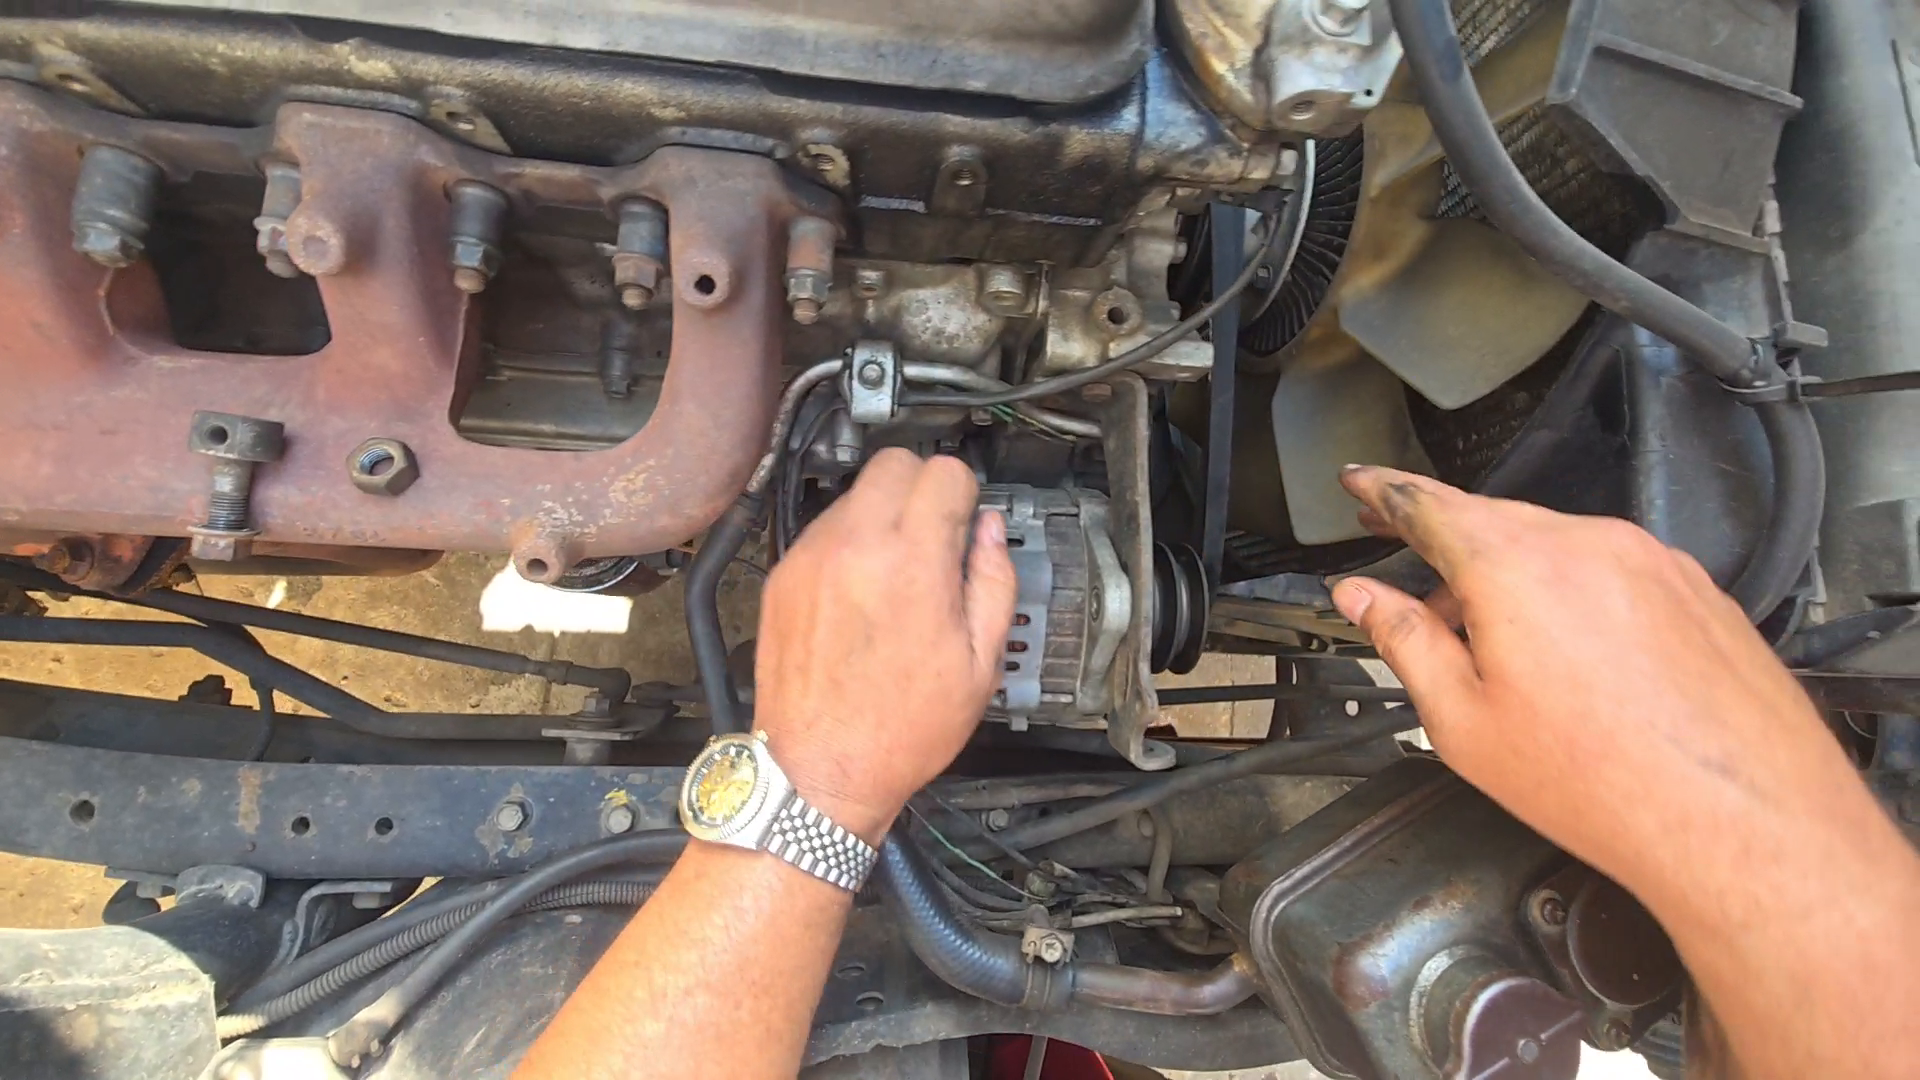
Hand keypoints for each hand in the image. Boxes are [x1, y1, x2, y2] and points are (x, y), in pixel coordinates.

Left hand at [752, 449, 1017, 842]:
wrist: (818, 770)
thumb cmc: (898, 729)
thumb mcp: (979, 663)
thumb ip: (993, 582)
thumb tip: (988, 532)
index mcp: (912, 563)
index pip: (943, 472)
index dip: (965, 493)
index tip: (965, 522)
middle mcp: (854, 547)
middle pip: (896, 463)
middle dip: (924, 488)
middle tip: (935, 536)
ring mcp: (811, 557)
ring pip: (857, 492)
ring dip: (885, 515)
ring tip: (897, 572)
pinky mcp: (784, 575)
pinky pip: (824, 529)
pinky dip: (850, 542)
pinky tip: (863, 589)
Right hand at [1327, 465, 1879, 911]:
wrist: (1754, 833)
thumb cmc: (1600, 780)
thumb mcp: (1460, 716)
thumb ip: (1402, 639)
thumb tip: (1357, 596)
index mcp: (1516, 569)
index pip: (1427, 505)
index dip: (1381, 488)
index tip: (1358, 479)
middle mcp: (1588, 546)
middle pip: (1484, 518)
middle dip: (1430, 529)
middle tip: (1388, 539)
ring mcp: (1649, 563)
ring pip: (1540, 541)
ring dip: (1489, 565)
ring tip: (1463, 620)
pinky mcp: (1690, 589)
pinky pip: (1595, 562)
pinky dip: (1548, 580)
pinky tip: (1540, 634)